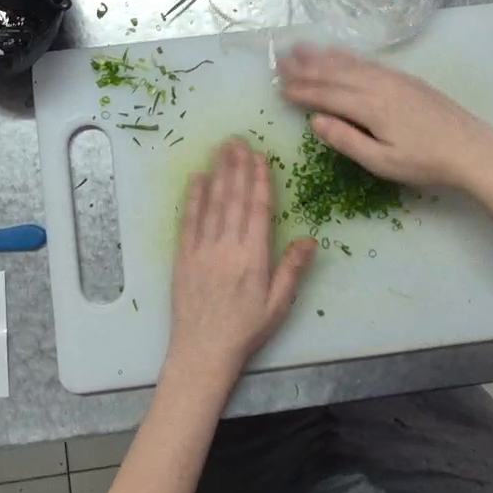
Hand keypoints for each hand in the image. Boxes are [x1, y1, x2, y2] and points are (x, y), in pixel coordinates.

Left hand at [165, 139, 315, 387]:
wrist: (202, 352)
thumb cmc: (245, 331)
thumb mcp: (278, 305)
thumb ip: (292, 269)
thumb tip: (309, 239)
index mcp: (254, 258)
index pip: (257, 210)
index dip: (259, 181)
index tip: (261, 158)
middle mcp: (227, 247)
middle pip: (233, 199)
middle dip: (238, 167)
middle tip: (239, 140)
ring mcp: (202, 250)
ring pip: (212, 204)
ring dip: (218, 174)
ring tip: (222, 150)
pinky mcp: (183, 257)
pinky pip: (188, 221)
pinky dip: (193, 198)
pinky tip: (197, 178)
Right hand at [277, 44, 492, 191]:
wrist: (473, 149)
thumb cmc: (426, 163)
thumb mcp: (382, 163)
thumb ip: (347, 140)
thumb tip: (316, 121)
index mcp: (370, 107)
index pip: (327, 95)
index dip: (301, 91)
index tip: (279, 88)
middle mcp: (379, 85)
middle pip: (334, 73)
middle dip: (305, 67)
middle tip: (279, 59)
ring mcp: (393, 78)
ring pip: (350, 63)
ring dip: (322, 56)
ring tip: (300, 48)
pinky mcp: (405, 79)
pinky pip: (367, 62)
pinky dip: (347, 56)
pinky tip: (339, 54)